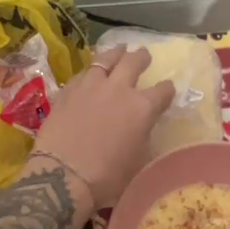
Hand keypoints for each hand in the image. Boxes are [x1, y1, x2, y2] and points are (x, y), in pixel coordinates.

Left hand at [30, 46, 174, 208]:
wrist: (62, 175)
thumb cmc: (106, 177)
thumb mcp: (138, 162)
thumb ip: (143, 139)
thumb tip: (142, 131)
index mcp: (142, 108)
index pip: (163, 91)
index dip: (167, 90)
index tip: (167, 90)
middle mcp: (119, 89)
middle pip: (133, 62)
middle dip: (141, 58)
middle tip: (143, 54)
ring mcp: (90, 86)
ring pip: (105, 59)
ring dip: (115, 54)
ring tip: (118, 50)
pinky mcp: (67, 91)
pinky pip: (83, 73)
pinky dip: (91, 71)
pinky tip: (90, 73)